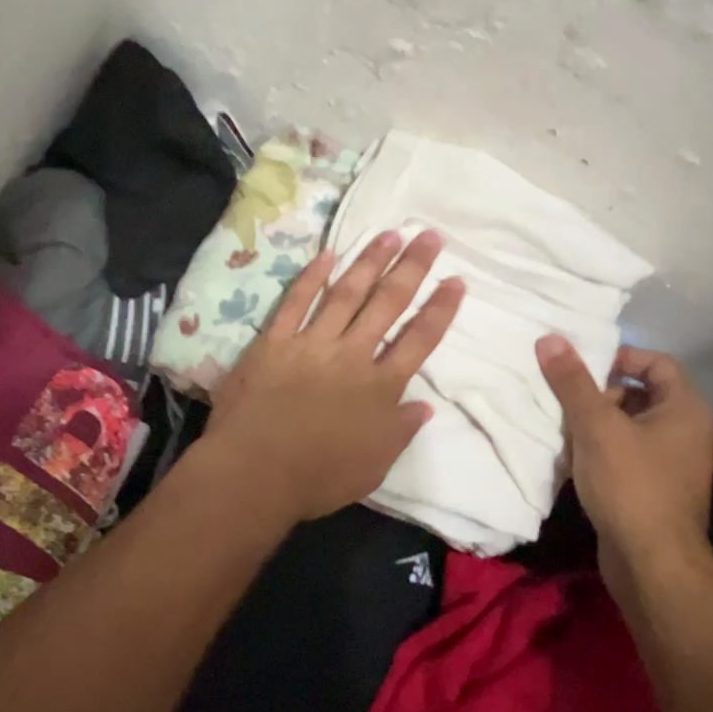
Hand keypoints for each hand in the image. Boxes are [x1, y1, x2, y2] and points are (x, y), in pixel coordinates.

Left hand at [205, 230, 464, 523]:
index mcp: (381, 388)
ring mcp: (311, 344)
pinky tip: (328, 253)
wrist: (256, 472)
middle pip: (387, 304)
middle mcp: (351, 356)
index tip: (456, 280)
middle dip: (411, 268)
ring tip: (389, 233)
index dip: (440, 309)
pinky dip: (311, 277)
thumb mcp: (375, 465)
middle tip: (429, 235)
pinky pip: (295, 302)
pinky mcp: (273, 342)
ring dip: (369, 262)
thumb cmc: (319, 477)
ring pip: (346, 294)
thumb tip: (424, 405)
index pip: (419, 340)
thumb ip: (400, 430)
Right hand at [535, 336, 712, 568]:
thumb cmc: (631, 484)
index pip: (655, 362)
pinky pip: (624, 454)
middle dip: (597, 393)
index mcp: (685, 408)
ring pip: (626, 426)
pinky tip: (569, 459)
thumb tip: (550, 338)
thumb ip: (572, 382)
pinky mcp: (653, 487)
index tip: (578, 367)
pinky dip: (597, 450)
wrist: (652, 561)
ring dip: (592, 423)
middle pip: (638, 393)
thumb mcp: (596, 427)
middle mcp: (685, 430)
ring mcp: (671, 462)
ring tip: (559, 428)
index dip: (617, 358)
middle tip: (563, 400)